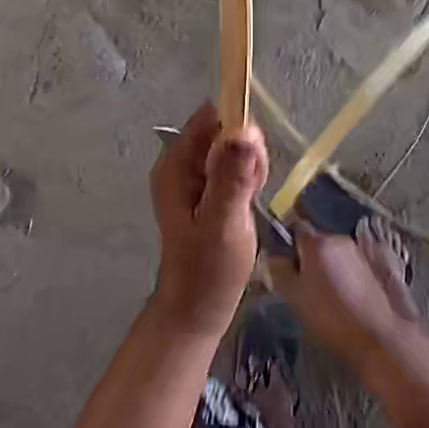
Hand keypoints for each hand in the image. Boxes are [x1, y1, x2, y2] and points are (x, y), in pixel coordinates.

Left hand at [148, 103, 268, 336]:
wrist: (199, 311)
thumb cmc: (207, 270)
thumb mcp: (223, 222)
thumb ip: (233, 177)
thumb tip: (245, 130)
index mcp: (177, 165)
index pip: (212, 116)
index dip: (239, 128)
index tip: (252, 160)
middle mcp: (183, 164)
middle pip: (227, 129)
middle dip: (248, 152)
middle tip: (250, 189)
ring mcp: (197, 177)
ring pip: (236, 148)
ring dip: (252, 167)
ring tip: (247, 202)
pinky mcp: (211, 189)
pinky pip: (238, 166)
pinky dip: (250, 179)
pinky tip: (248, 205)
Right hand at [270, 223, 428, 385]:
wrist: (380, 338)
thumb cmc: (332, 320)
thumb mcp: (295, 299)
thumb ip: (280, 273)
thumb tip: (272, 257)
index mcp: (318, 244)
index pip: (296, 230)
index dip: (290, 247)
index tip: (288, 267)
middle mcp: (342, 238)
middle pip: (319, 241)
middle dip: (312, 258)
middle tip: (309, 286)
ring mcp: (365, 248)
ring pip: (340, 252)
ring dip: (334, 265)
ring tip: (334, 294)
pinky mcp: (383, 262)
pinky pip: (359, 261)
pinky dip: (354, 270)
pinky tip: (355, 294)